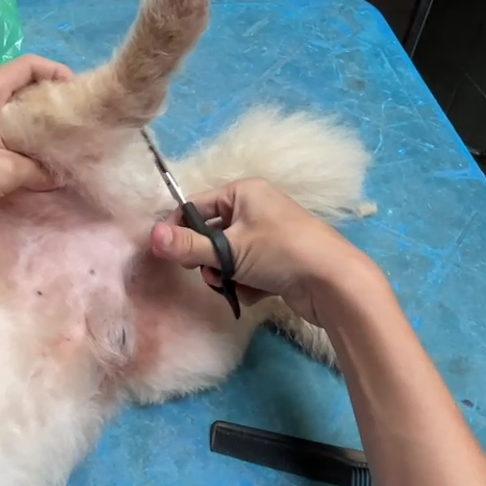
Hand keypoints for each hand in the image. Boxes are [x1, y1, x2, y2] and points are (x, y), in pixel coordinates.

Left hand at [0, 54, 72, 234]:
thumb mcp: (5, 172)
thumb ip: (40, 168)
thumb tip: (64, 173)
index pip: (30, 65)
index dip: (59, 73)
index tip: (80, 95)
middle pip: (24, 84)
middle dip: (53, 99)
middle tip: (78, 121)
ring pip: (16, 109)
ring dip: (40, 121)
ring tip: (65, 139)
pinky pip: (5, 128)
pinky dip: (25, 137)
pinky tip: (41, 156)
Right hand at [147, 178, 383, 327]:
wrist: (335, 283)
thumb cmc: (281, 253)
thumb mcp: (230, 250)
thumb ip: (189, 246)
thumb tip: (151, 236)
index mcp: (244, 192)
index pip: (197, 206)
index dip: (181, 230)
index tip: (171, 255)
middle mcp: (256, 208)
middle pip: (212, 234)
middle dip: (209, 259)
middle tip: (209, 274)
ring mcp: (269, 235)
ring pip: (229, 256)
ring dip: (228, 275)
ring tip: (237, 285)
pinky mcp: (278, 260)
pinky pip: (248, 269)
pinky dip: (248, 283)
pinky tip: (259, 292)